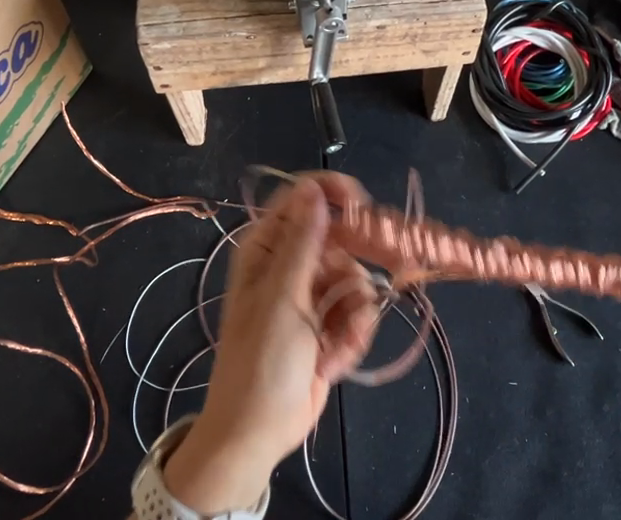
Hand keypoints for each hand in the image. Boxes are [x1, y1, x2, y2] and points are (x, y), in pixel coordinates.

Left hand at [163, 175, 379, 513]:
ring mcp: (310, 295)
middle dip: (354, 266)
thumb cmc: (262, 361)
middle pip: (339, 239)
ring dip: (354, 313)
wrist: (257, 433)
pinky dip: (352, 335)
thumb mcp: (283, 298)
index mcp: (267, 249)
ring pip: (355, 277)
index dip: (333, 195)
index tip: (364, 206)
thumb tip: (312, 188)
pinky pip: (357, 310)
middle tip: (357, 293)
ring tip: (336, 345)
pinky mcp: (328, 324)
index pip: (302, 199)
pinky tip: (335, 360)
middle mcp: (289, 264)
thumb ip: (302, 242)